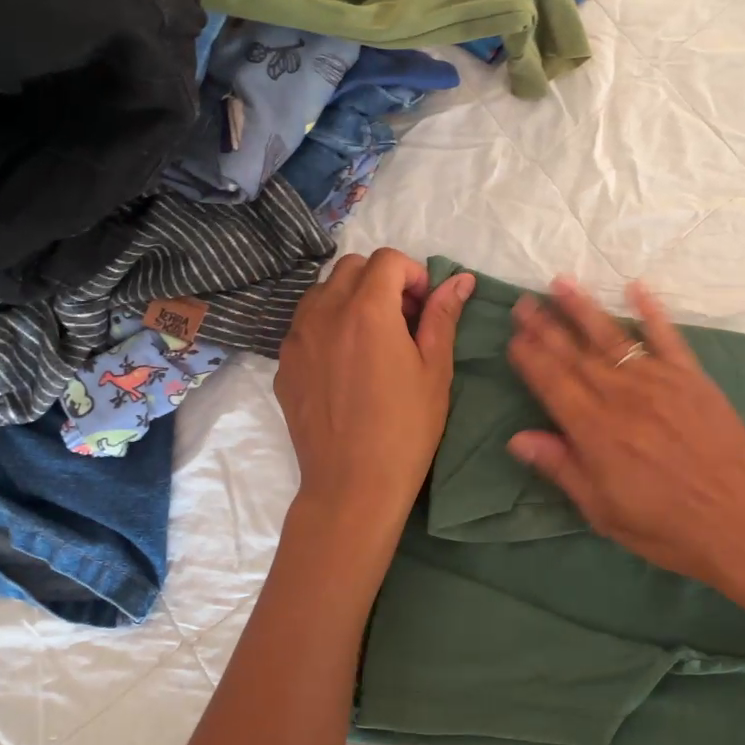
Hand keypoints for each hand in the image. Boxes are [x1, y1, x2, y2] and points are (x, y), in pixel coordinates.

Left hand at [275, 249, 473, 541]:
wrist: (352, 484)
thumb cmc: (407, 428)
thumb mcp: (436, 370)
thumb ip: (443, 317)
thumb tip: (460, 279)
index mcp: (368, 310)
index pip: (388, 260)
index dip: (414, 276)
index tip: (426, 309)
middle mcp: (325, 312)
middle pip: (352, 267)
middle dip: (382, 281)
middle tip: (404, 321)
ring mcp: (297, 338)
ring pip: (323, 291)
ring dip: (352, 299)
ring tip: (374, 340)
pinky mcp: (284, 364)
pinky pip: (306, 325)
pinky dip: (329, 326)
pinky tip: (348, 366)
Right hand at [505, 278, 744, 594]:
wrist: (741, 520)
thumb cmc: (667, 527)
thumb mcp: (604, 511)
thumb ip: (562, 468)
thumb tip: (518, 438)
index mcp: (595, 431)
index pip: (552, 383)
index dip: (530, 358)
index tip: (513, 337)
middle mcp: (622, 396)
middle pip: (576, 354)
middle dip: (546, 327)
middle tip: (524, 302)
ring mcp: (660, 381)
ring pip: (614, 337)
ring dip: (585, 309)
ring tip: (561, 283)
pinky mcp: (693, 378)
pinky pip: (667, 337)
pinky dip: (651, 311)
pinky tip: (635, 288)